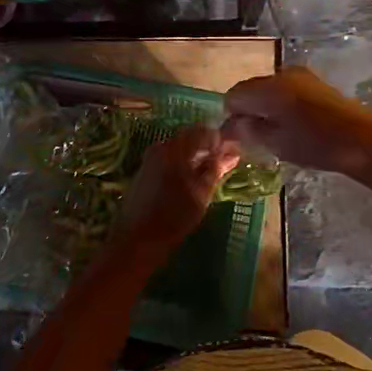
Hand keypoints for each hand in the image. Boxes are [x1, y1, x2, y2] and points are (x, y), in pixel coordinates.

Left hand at [115, 125, 238, 259]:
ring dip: (197, 155)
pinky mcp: (147, 169)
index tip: (234, 150)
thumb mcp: (201, 194)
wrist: (137, 238)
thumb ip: (215, 170)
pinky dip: (185, 162)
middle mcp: (161, 147)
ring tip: (213, 170)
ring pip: (180, 148)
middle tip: (227, 160)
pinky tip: (194, 176)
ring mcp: (151, 157)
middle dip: (209, 146)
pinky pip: (170, 157)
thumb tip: (230, 153)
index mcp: (175, 149)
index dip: (221, 139)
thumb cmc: (173, 217)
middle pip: (191, 137)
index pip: (204, 131)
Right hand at [223, 67, 371, 182]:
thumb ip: (247, 131)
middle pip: (251, 89)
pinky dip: (282, 105)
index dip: (231, 117)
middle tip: (255, 138)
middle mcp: (282, 73)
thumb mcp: (275, 142)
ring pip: (270, 90)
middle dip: (248, 111)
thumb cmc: (315, 143)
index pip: (234, 95)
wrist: (364, 139)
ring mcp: (302, 76)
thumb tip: (228, 126)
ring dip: (266, 108)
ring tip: (276, 134)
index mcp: (268, 87)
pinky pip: (287, 91)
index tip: (237, 138)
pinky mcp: (316, 83)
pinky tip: (294, 125)